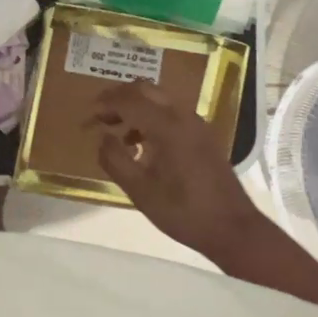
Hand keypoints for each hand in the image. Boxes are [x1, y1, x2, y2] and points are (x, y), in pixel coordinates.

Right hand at [90, 80, 262, 255]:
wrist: (231, 226)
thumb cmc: (182, 211)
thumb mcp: (139, 190)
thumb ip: (115, 159)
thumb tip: (101, 137)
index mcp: (166, 125)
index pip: (128, 100)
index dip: (104, 104)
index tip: (87, 118)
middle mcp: (183, 116)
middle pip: (145, 89)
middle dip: (119, 97)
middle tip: (99, 116)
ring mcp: (197, 124)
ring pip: (160, 99)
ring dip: (136, 107)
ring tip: (116, 131)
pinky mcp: (204, 135)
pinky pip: (172, 113)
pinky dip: (152, 117)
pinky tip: (142, 144)